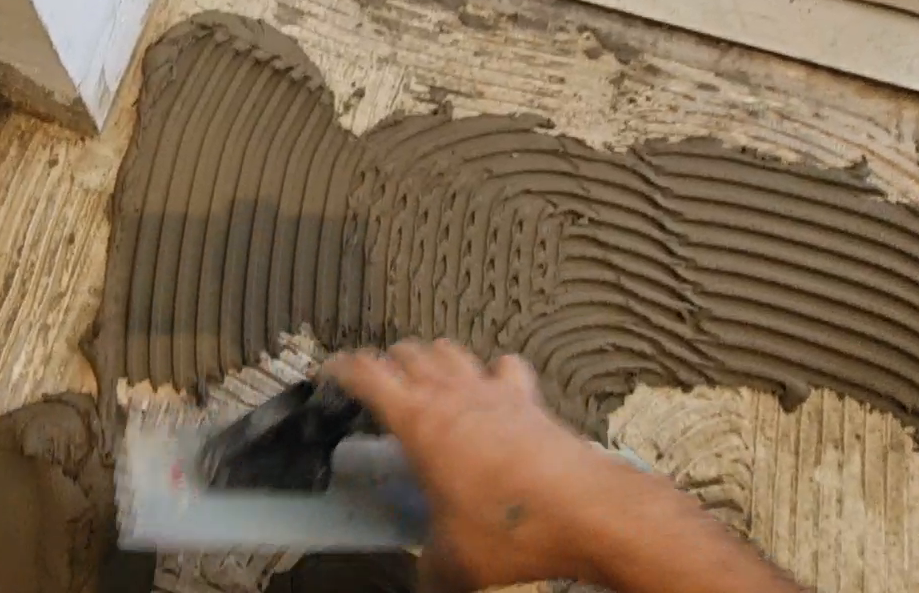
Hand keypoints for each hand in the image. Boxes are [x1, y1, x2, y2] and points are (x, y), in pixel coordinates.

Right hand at [326, 341, 614, 591]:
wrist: (588, 510)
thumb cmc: (509, 527)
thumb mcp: (457, 560)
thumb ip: (430, 565)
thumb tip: (424, 581)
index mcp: (415, 418)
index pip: (365, 373)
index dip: (341, 366)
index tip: (330, 371)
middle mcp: (446, 392)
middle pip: (404, 351)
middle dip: (386, 361)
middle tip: (380, 382)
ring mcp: (487, 389)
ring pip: (447, 348)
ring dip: (430, 356)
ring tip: (426, 374)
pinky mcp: (525, 398)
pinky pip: (505, 366)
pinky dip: (494, 370)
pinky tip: (495, 385)